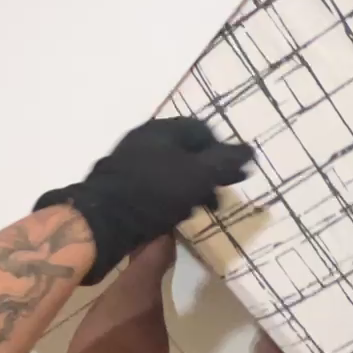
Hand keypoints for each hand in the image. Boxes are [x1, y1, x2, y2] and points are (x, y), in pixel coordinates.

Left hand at [35, 117, 253, 284]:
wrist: (101, 222)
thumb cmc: (154, 193)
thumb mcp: (198, 177)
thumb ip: (225, 163)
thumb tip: (250, 151)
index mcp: (163, 130)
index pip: (203, 130)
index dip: (223, 151)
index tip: (234, 175)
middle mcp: (144, 140)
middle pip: (186, 151)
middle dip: (207, 173)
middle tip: (220, 195)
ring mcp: (129, 164)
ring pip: (170, 171)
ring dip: (190, 189)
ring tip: (200, 209)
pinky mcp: (119, 188)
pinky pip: (154, 188)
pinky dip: (170, 199)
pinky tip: (174, 217)